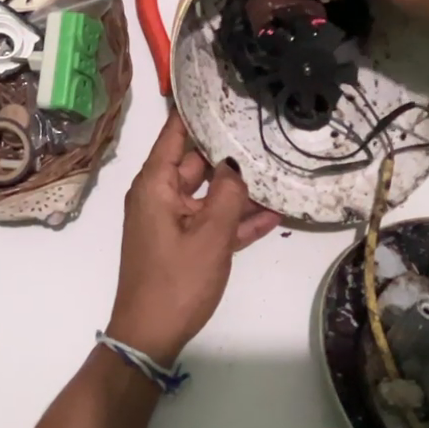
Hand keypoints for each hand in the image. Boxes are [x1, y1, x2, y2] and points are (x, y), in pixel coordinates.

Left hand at [106, 109, 279, 365]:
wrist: (150, 336)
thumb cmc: (176, 280)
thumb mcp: (209, 236)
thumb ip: (228, 196)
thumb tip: (235, 163)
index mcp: (155, 183)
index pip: (174, 133)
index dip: (196, 112)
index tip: (220, 91)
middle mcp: (160, 194)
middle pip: (196, 162)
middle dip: (229, 152)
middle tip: (263, 132)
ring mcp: (171, 219)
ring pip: (209, 194)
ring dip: (240, 191)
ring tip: (278, 171)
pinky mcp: (183, 243)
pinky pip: (211, 222)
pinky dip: (236, 220)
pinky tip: (273, 215)